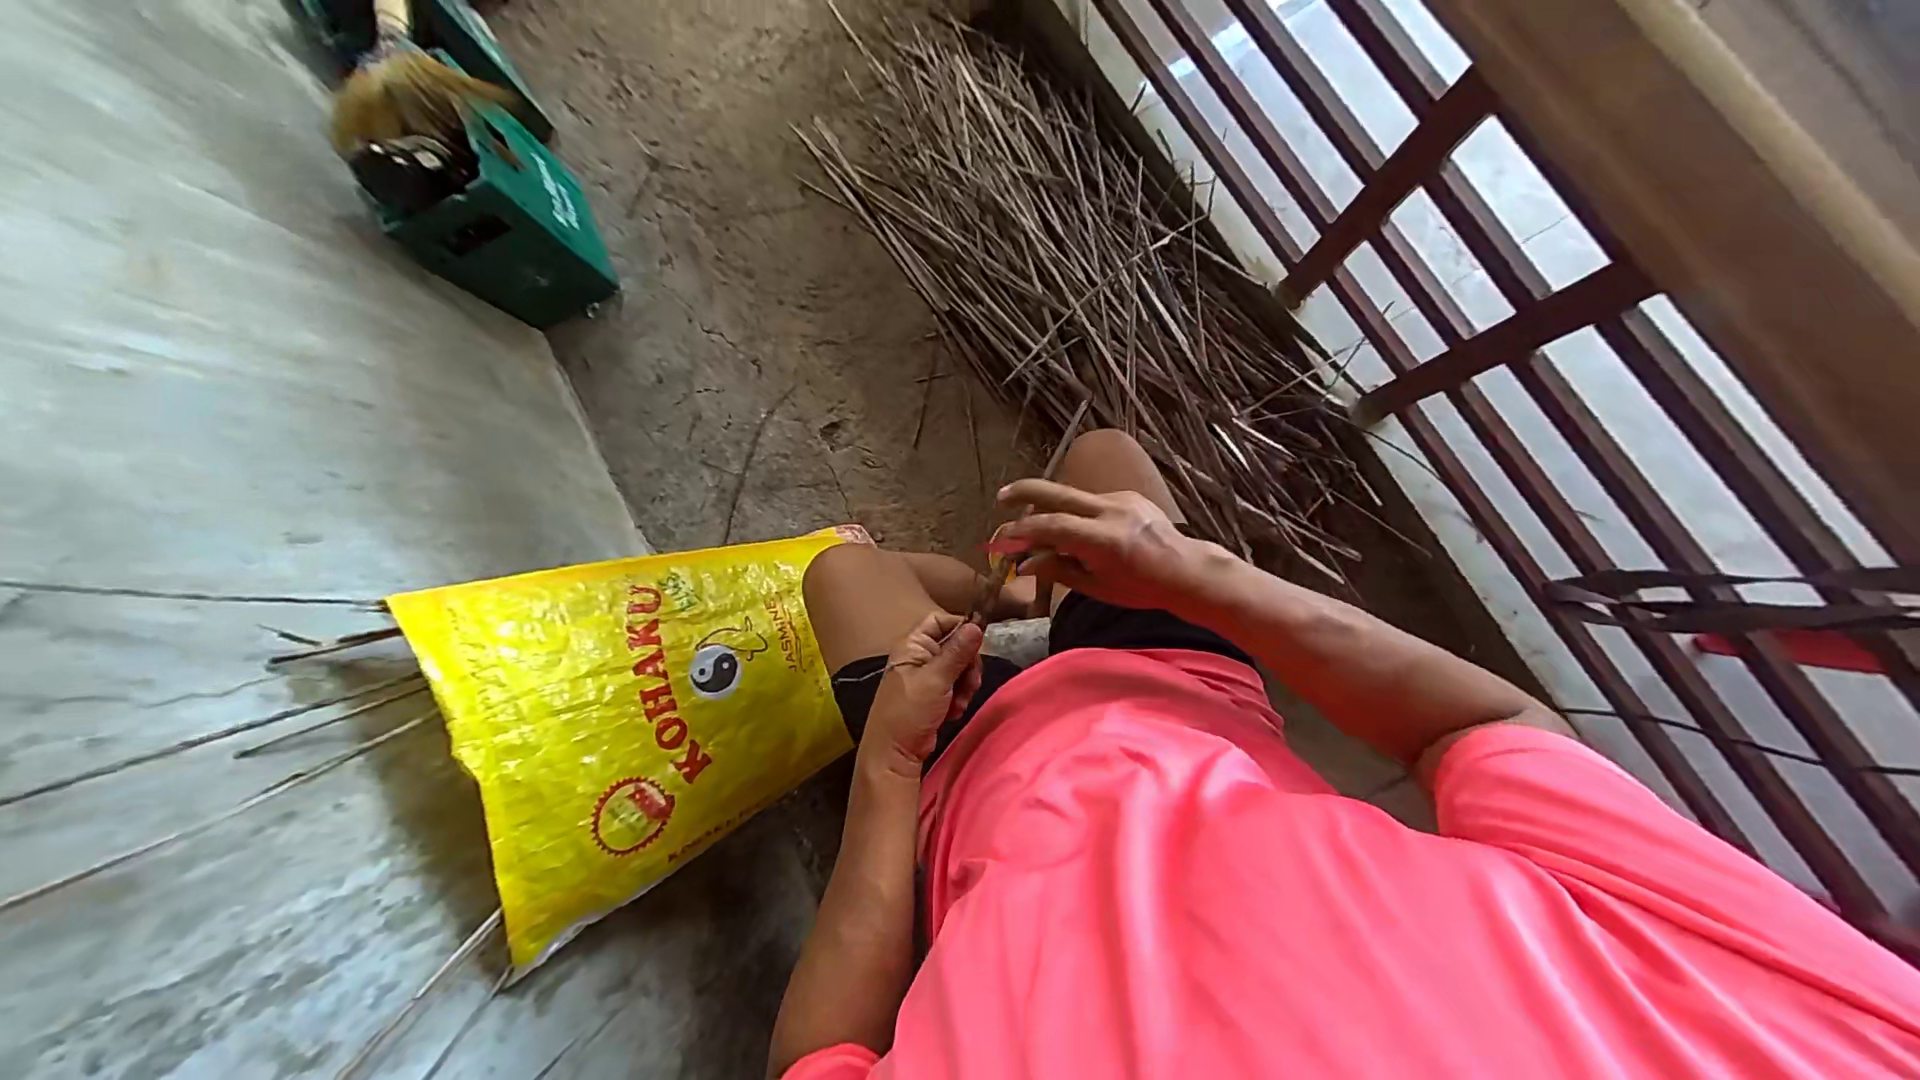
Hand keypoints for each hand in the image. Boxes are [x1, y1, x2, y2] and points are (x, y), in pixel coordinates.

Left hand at [859, 611, 984, 778]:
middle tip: (970, 682)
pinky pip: (955, 687)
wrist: (894, 753)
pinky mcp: (933, 695)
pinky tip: (952, 711)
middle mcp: (918, 656)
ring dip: (965, 685)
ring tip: (957, 702)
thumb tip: (976, 625)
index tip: (977, 643)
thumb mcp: (936, 679)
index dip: (960, 628)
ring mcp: (925, 676)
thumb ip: (957, 651)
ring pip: (959, 668)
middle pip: (955, 645)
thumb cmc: (909, 711)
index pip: (940, 620)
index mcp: (912, 644)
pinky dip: (958, 698)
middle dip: (967, 665)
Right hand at [994, 480, 1223, 613]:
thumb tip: (1024, 564)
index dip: (1023, 530)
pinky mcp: (1127, 495)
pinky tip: (1075, 530)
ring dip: (1050, 506)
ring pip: (1073, 496)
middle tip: (1001, 497)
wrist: (1187, 570)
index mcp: (1103, 540)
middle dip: (1024, 491)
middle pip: (1057, 492)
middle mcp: (1111, 511)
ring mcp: (1121, 499)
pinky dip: (1075, 512)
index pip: (1052, 525)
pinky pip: (1090, 500)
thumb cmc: (1142, 588)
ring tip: (1036, 525)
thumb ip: (1058, 570)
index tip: (1003, 536)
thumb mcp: (1097, 587)